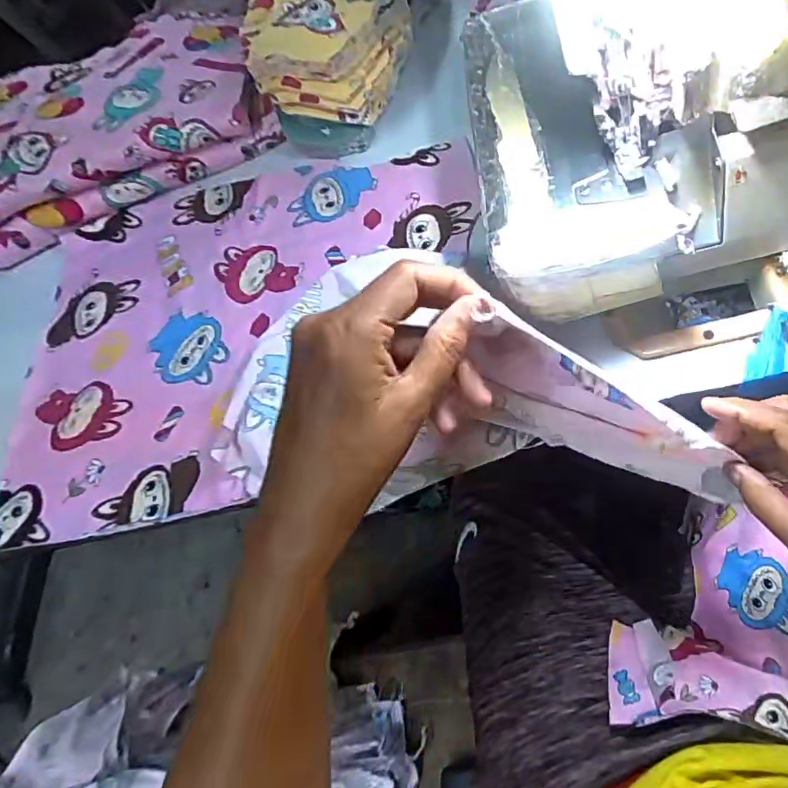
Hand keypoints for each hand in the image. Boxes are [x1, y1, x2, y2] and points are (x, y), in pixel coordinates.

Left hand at [252, 262, 492, 573]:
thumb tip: (474, 307)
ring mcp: (319, 342)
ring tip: (457, 416)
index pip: (409, 276)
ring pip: (392, 340)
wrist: (301, 511)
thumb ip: (445, 347)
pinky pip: (372, 356)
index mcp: (348, 325)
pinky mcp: (319, 363)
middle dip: (447, 346)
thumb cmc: (357, 460)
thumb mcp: (411, 402)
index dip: (454, 286)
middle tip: (479, 387)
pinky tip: (431, 417)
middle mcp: (327, 321)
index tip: (486, 314)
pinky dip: (403, 379)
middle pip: (404, 311)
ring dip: (429, 372)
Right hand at [703, 395, 787, 658]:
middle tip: (715, 435)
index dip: (741, 411)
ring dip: (762, 431)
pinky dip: (779, 448)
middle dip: (750, 416)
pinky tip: (755, 463)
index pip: (782, 423)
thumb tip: (731, 468)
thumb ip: (762, 499)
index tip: (707, 407)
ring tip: (727, 448)